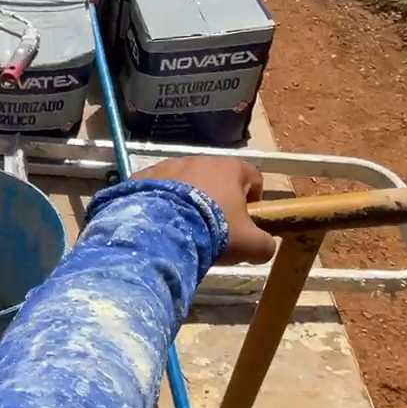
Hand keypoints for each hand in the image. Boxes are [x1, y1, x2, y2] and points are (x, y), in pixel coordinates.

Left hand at [132, 156, 276, 264]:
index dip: (253, 199)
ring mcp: (167, 165)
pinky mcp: (141, 176)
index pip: (252, 178)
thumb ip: (265, 244)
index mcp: (230, 168)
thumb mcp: (249, 244)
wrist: (160, 232)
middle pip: (215, 178)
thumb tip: (265, 247)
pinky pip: (155, 188)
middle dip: (216, 199)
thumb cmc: (213, 232)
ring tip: (180, 226)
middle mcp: (199, 159)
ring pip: (183, 181)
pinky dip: (158, 202)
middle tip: (210, 226)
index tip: (245, 219)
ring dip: (186, 199)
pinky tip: (157, 222)